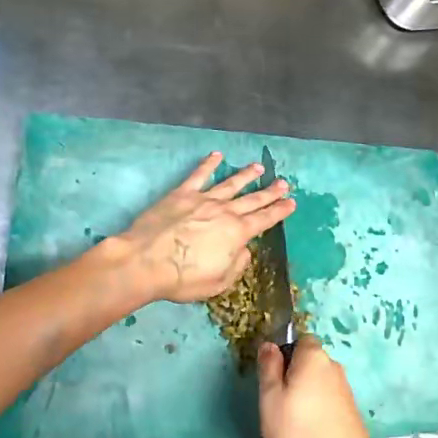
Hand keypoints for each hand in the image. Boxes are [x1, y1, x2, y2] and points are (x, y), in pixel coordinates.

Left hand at [113, 151, 295, 302]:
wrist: (146, 261)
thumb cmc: (183, 278)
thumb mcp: (219, 281)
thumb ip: (236, 264)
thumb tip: (244, 249)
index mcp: (237, 233)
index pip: (265, 220)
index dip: (279, 211)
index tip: (291, 202)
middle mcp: (225, 211)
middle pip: (252, 199)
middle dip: (269, 191)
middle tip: (283, 183)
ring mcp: (203, 199)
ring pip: (230, 183)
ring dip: (246, 175)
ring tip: (258, 167)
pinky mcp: (181, 193)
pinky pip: (198, 175)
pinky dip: (208, 164)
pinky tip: (217, 155)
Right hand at [257, 336, 395, 437]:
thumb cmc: (298, 433)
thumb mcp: (270, 398)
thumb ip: (268, 367)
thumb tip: (270, 345)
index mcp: (314, 359)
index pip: (300, 340)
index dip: (283, 355)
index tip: (269, 378)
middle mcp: (334, 371)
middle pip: (304, 371)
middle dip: (286, 391)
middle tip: (271, 417)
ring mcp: (345, 397)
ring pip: (309, 399)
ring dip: (294, 418)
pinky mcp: (351, 420)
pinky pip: (321, 417)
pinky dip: (308, 431)